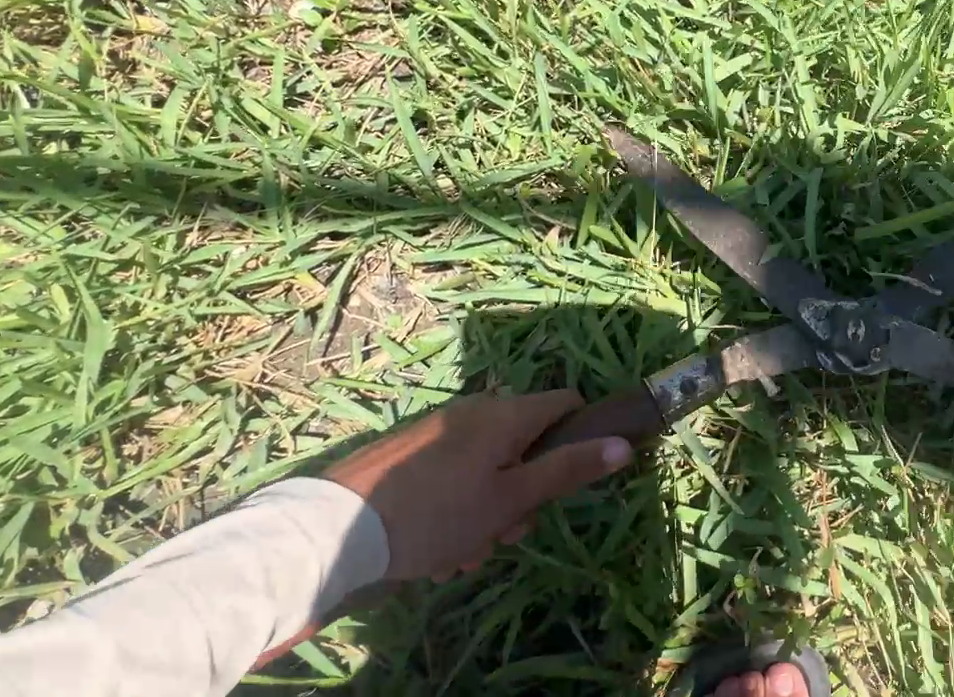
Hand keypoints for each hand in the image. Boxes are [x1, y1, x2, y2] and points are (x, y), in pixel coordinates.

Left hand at [324, 389, 633, 580]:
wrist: (327, 533)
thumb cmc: (437, 514)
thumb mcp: (512, 500)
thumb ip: (569, 470)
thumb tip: (625, 445)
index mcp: (508, 414)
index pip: (568, 403)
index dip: (580, 435)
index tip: (568, 477)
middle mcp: (476, 410)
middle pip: (526, 441)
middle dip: (527, 488)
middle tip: (508, 531)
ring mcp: (437, 430)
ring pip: (489, 464)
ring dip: (490, 505)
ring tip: (466, 550)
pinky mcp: (406, 452)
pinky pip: (453, 472)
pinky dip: (457, 504)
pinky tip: (437, 546)